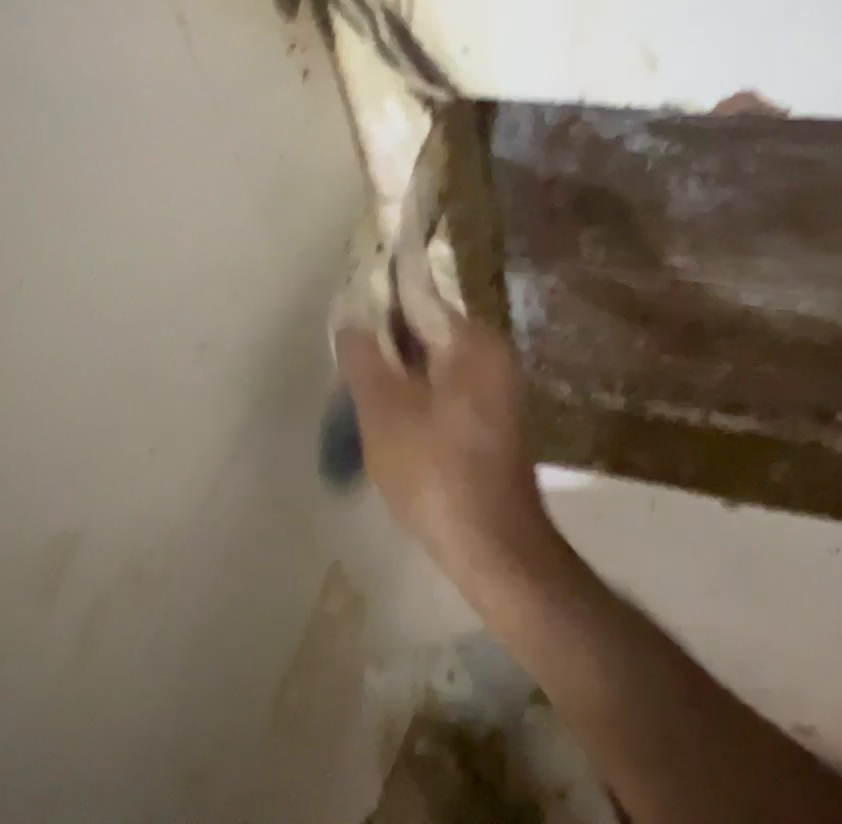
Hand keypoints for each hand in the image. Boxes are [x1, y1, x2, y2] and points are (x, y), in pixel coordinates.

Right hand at [335, 319, 547, 577]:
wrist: (491, 544)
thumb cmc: (435, 472)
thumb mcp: (385, 412)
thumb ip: (364, 359)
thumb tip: (352, 322)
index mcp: (473, 342)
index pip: (419, 297)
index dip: (378, 298)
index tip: (344, 306)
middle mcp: (493, 356)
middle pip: (428, 330)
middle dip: (386, 342)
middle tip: (345, 360)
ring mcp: (498, 389)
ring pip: (435, 364)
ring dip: (399, 372)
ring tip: (358, 390)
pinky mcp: (493, 420)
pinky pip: (448, 390)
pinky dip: (418, 395)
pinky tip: (390, 418)